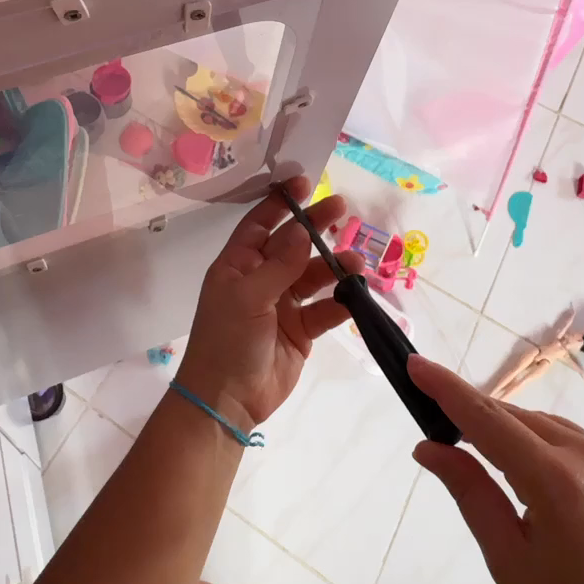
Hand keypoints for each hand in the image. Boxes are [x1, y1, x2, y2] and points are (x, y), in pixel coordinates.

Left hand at [173, 177, 363, 429]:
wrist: (227, 400)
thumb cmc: (227, 340)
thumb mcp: (248, 297)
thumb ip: (279, 264)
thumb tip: (302, 231)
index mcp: (238, 264)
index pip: (260, 223)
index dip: (281, 203)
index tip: (305, 182)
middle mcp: (260, 278)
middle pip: (292, 244)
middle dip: (315, 227)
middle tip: (342, 208)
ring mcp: (282, 305)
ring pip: (312, 276)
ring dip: (333, 267)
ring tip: (356, 262)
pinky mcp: (301, 331)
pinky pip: (324, 310)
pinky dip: (340, 302)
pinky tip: (355, 296)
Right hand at [407, 356, 583, 583]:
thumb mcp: (515, 566)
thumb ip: (472, 497)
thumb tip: (429, 448)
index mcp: (557, 479)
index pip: (485, 417)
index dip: (446, 388)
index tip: (415, 365)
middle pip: (520, 419)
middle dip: (482, 421)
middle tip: (450, 435)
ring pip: (556, 430)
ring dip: (522, 437)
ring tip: (504, 473)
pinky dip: (563, 454)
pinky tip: (559, 489)